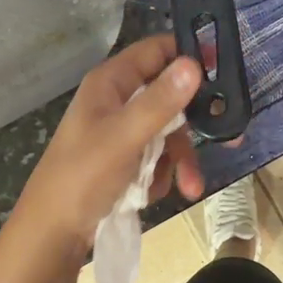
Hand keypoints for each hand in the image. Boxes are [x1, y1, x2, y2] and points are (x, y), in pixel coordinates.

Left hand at [13, 35, 203, 255]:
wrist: (53, 232)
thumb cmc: (84, 175)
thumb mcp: (125, 136)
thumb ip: (160, 101)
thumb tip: (193, 63)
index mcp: (112, 82)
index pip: (157, 51)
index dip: (189, 57)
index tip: (224, 75)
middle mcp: (117, 99)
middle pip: (169, 95)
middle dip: (192, 125)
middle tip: (229, 140)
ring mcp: (120, 130)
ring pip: (167, 132)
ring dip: (180, 159)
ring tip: (189, 187)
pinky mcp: (123, 158)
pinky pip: (156, 157)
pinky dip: (162, 174)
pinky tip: (157, 194)